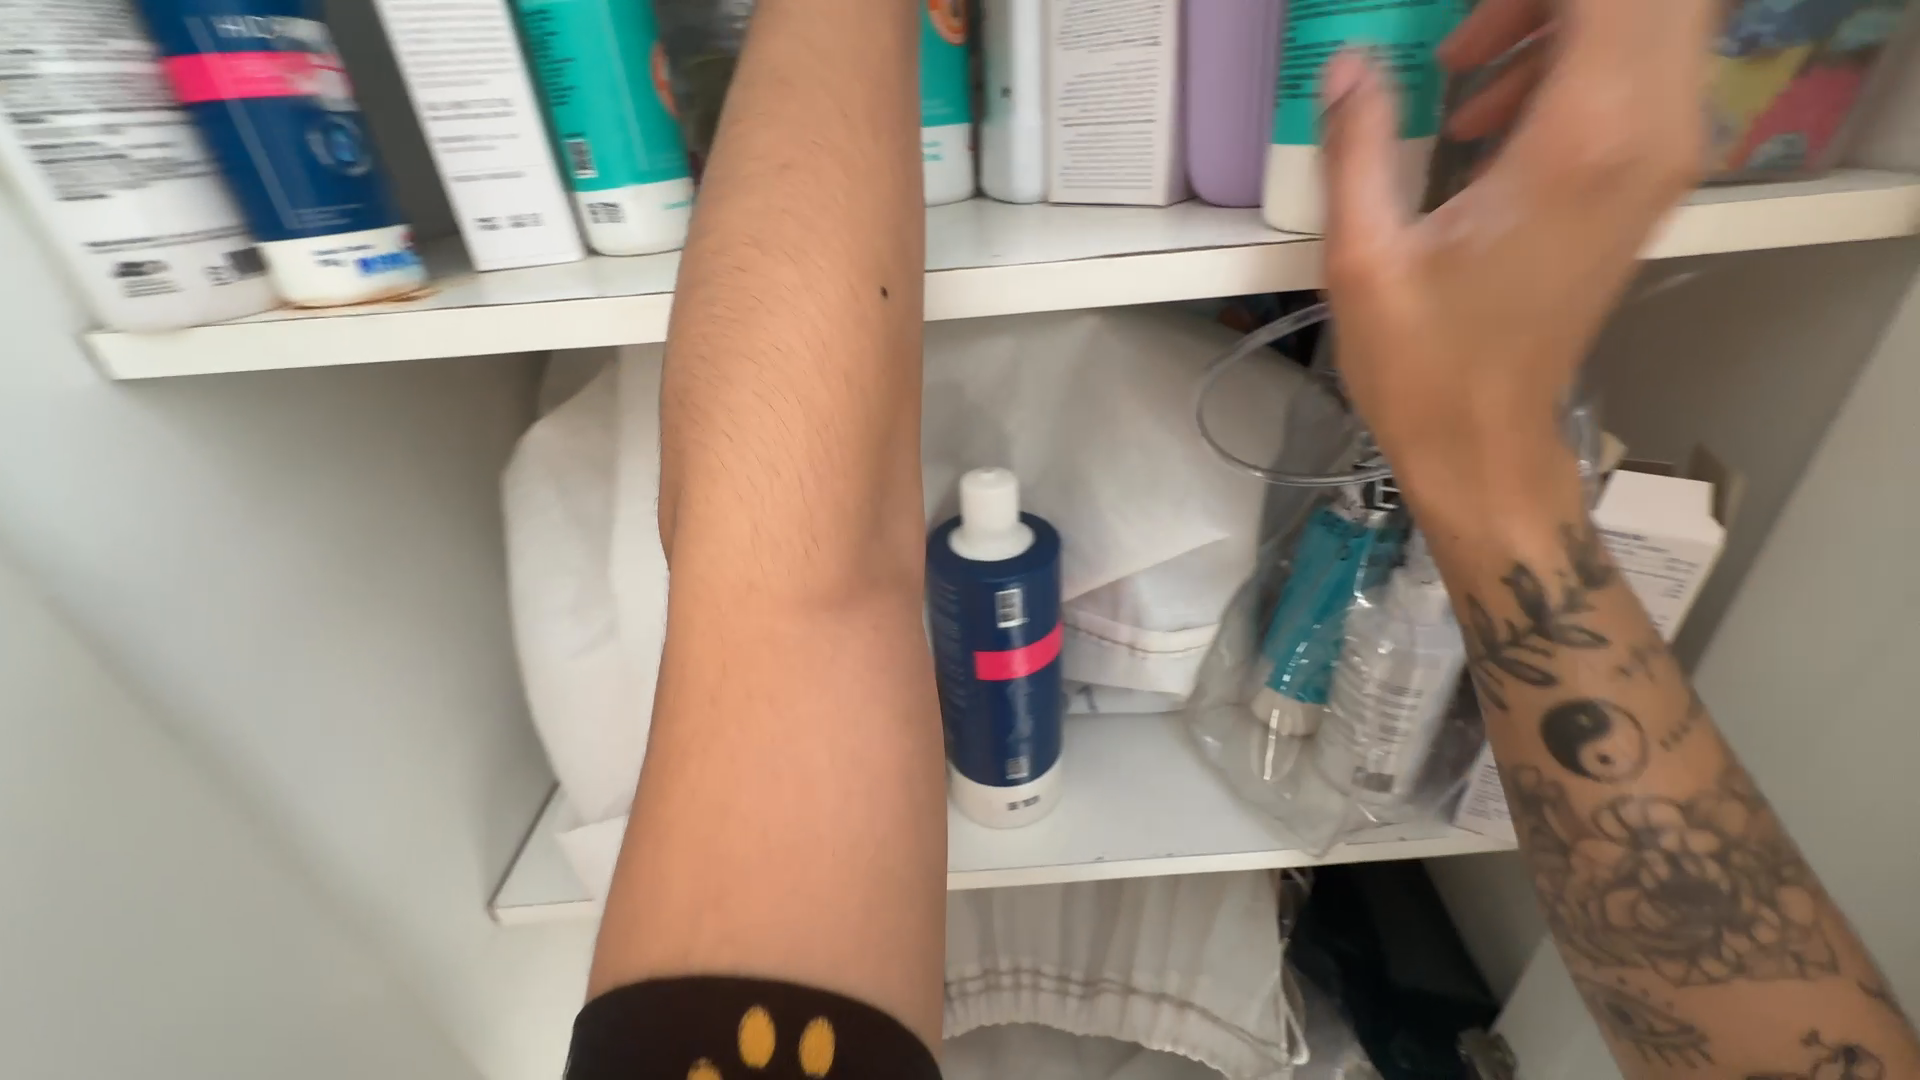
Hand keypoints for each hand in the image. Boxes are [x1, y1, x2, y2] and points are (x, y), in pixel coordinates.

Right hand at [1321, 0, 1714, 509]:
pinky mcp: (1649, 180)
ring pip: (1651, 18)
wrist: (1483, 438)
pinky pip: (1641, 69)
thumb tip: (1348, 69)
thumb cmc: (1420, 366)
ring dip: (1558, 17)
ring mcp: (1662, 156)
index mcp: (1579, 141)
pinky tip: (1488, 119)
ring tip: (1464, 67)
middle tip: (1457, 36)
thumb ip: (1356, 148)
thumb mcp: (1362, 259)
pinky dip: (1573, 59)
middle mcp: (1650, 130)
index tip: (1452, 20)